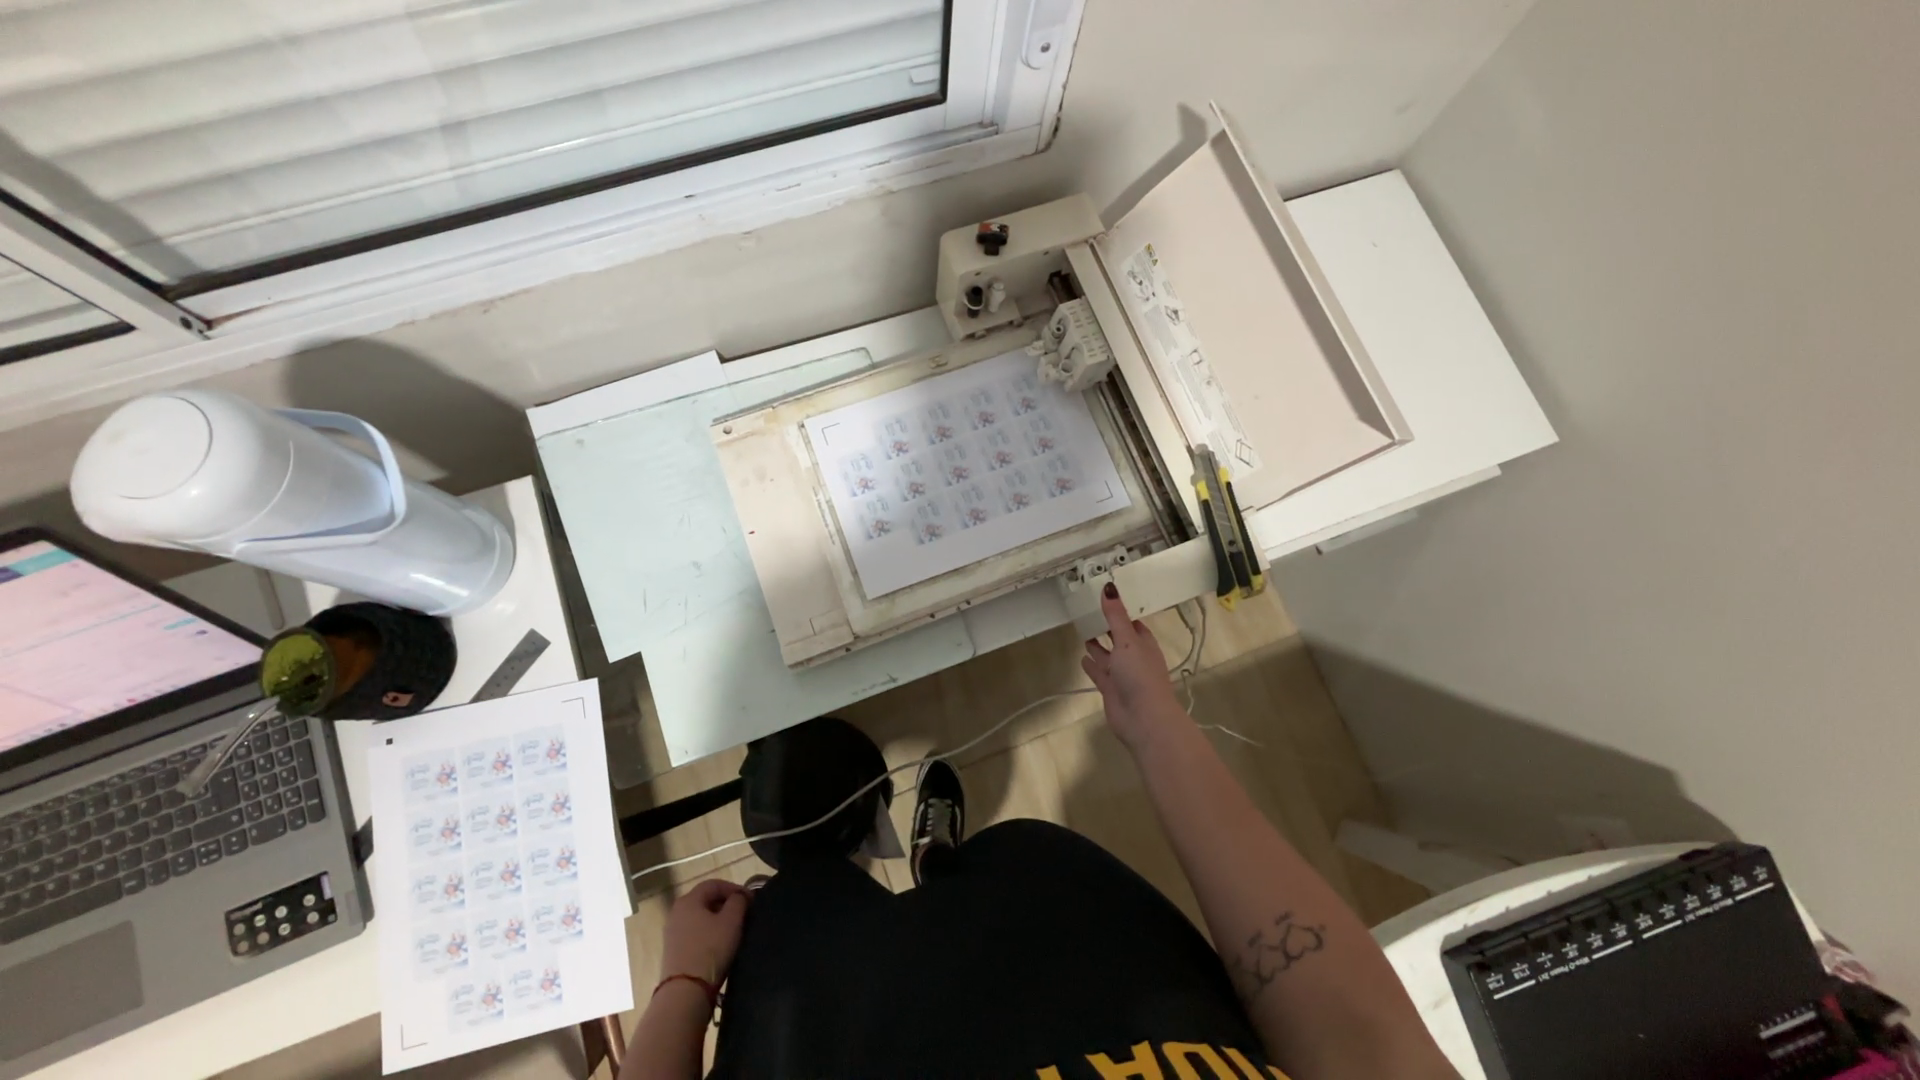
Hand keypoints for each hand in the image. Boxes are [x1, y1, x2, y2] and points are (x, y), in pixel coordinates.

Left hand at [660, 879, 749, 987]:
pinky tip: (720, 945)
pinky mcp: (673, 951)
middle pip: (705, 900)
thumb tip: (739, 897)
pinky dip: (709, 933)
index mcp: (688, 900)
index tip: (751, 901)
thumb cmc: (710, 949)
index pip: (714, 884)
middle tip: (745, 914)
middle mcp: (676, 912)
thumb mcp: (731, 921)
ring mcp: (672, 933)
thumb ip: (738, 902)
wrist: (685, 992)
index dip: (735, 888)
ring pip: (700, 917)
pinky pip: (695, 933)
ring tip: (735, 930)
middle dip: (727, 904)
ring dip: (718, 920)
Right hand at [1082, 583, 1186, 751]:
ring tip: (1084, 634)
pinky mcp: (1111, 690)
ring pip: (1108, 657)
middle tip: (1090, 615)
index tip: (1106, 601)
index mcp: (1144, 644)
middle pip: (1120, 640)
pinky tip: (1082, 658)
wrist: (1143, 717)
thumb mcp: (1127, 640)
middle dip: (1108, 629)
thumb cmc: (1140, 674)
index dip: (1121, 614)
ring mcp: (1123, 675)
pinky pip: (1100, 674)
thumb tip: (1108, 587)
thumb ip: (1116, 616)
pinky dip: (1092, 665)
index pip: (1133, 624)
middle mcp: (1134, 658)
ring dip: (1098, 647)